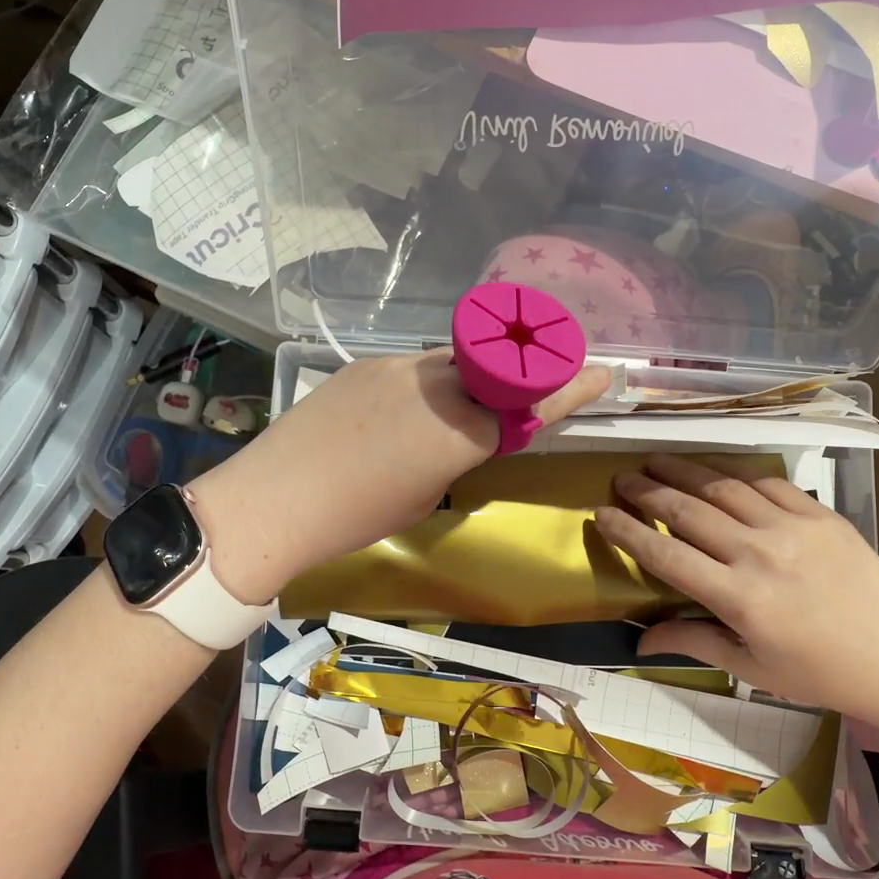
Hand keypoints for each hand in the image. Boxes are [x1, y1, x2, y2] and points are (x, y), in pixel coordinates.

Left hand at [189, 350, 611, 605]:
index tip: (603, 370)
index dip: (572, 387)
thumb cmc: (356, 517)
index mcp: (463, 432)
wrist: (275, 498)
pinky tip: (403, 410)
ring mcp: (400, 367)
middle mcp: (440, 387)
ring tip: (454, 405)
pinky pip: (416, 365)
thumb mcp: (425, 497)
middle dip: (520, 374)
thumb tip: (458, 434)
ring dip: (469, 376)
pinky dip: (428, 382)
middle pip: (499, 367)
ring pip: (454, 361)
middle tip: (529, 382)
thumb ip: (455, 456)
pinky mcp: (367, 363)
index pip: (532, 403)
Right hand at [593, 453, 878, 723]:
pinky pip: (768, 483)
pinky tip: (715, 471)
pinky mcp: (822, 515)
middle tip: (622, 477)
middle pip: (688, 511)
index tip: (601, 513)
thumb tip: (637, 643)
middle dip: (647, 490)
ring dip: (684, 470)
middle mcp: (760, 554)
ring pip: (724, 488)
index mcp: (739, 598)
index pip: (665, 553)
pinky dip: (734, 474)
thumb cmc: (821, 674)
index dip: (628, 531)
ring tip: (656, 460)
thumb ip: (692, 641)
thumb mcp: (751, 668)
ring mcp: (793, 528)